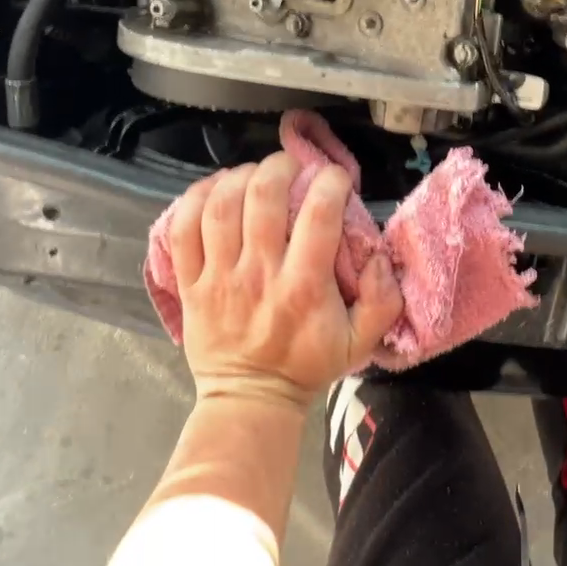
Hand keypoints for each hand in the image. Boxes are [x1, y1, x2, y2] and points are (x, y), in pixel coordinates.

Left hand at [166, 153, 403, 411]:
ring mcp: (219, 278)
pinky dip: (196, 198)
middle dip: (281, 167)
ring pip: (221, 207)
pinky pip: (183, 229)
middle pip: (263, 198)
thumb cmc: (308, 364)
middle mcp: (259, 275)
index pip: (318, 216)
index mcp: (304, 287)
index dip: (330, 182)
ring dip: (240, 177)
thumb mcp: (361, 342)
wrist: (250, 400)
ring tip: (255, 173)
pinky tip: (218, 188)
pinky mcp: (190, 283)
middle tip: (292, 166)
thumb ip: (384, 299)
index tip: (335, 177)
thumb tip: (378, 255)